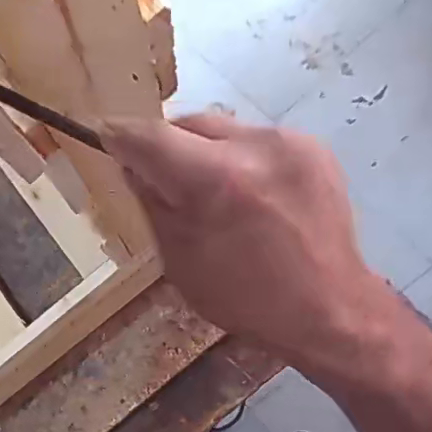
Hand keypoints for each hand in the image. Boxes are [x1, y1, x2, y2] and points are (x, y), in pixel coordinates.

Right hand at [102, 113, 395, 377]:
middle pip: (189, 123)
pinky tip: (248, 198)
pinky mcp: (314, 147)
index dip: (121, 135)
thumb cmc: (246, 299)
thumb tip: (135, 168)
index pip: (151, 137)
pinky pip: (257, 142)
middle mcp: (255, 147)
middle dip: (166, 147)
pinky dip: (239, 161)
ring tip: (210, 195)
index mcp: (216, 182)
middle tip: (157, 178)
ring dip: (204, 154)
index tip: (104, 135)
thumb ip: (155, 206)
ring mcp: (290, 142)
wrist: (328, 308)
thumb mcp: (181, 261)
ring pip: (224, 130)